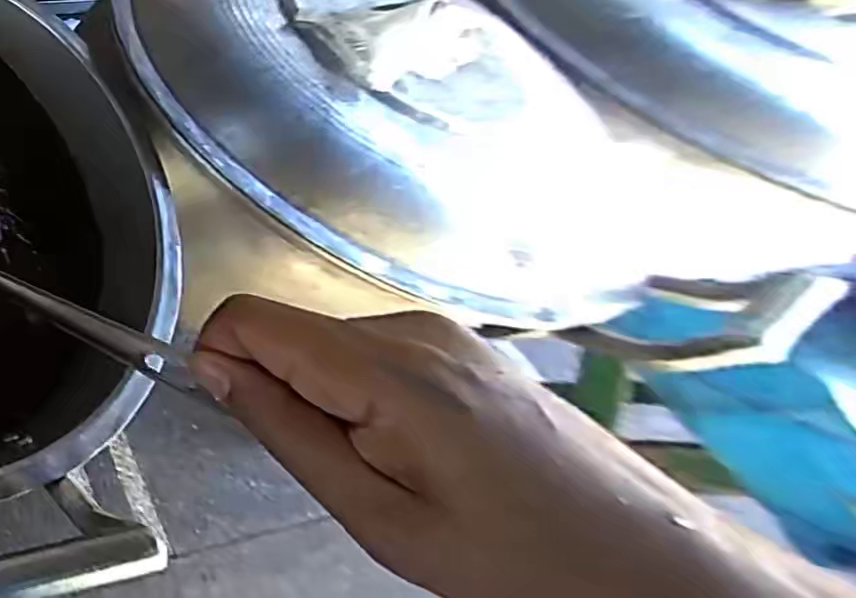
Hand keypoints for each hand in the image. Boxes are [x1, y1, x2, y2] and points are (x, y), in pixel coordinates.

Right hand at [189, 295, 851, 597]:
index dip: (219, 353)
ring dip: (319, 386)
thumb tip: (211, 370)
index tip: (233, 406)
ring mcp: (439, 328)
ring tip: (382, 454)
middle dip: (278, 381)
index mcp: (387, 368)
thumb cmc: (524, 565)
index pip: (250, 317)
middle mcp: (409, 326)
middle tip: (331, 457)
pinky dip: (355, 381)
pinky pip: (365, 342)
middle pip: (286, 326)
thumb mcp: (381, 519)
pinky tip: (411, 437)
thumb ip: (283, 431)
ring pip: (322, 335)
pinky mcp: (458, 338)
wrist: (676, 579)